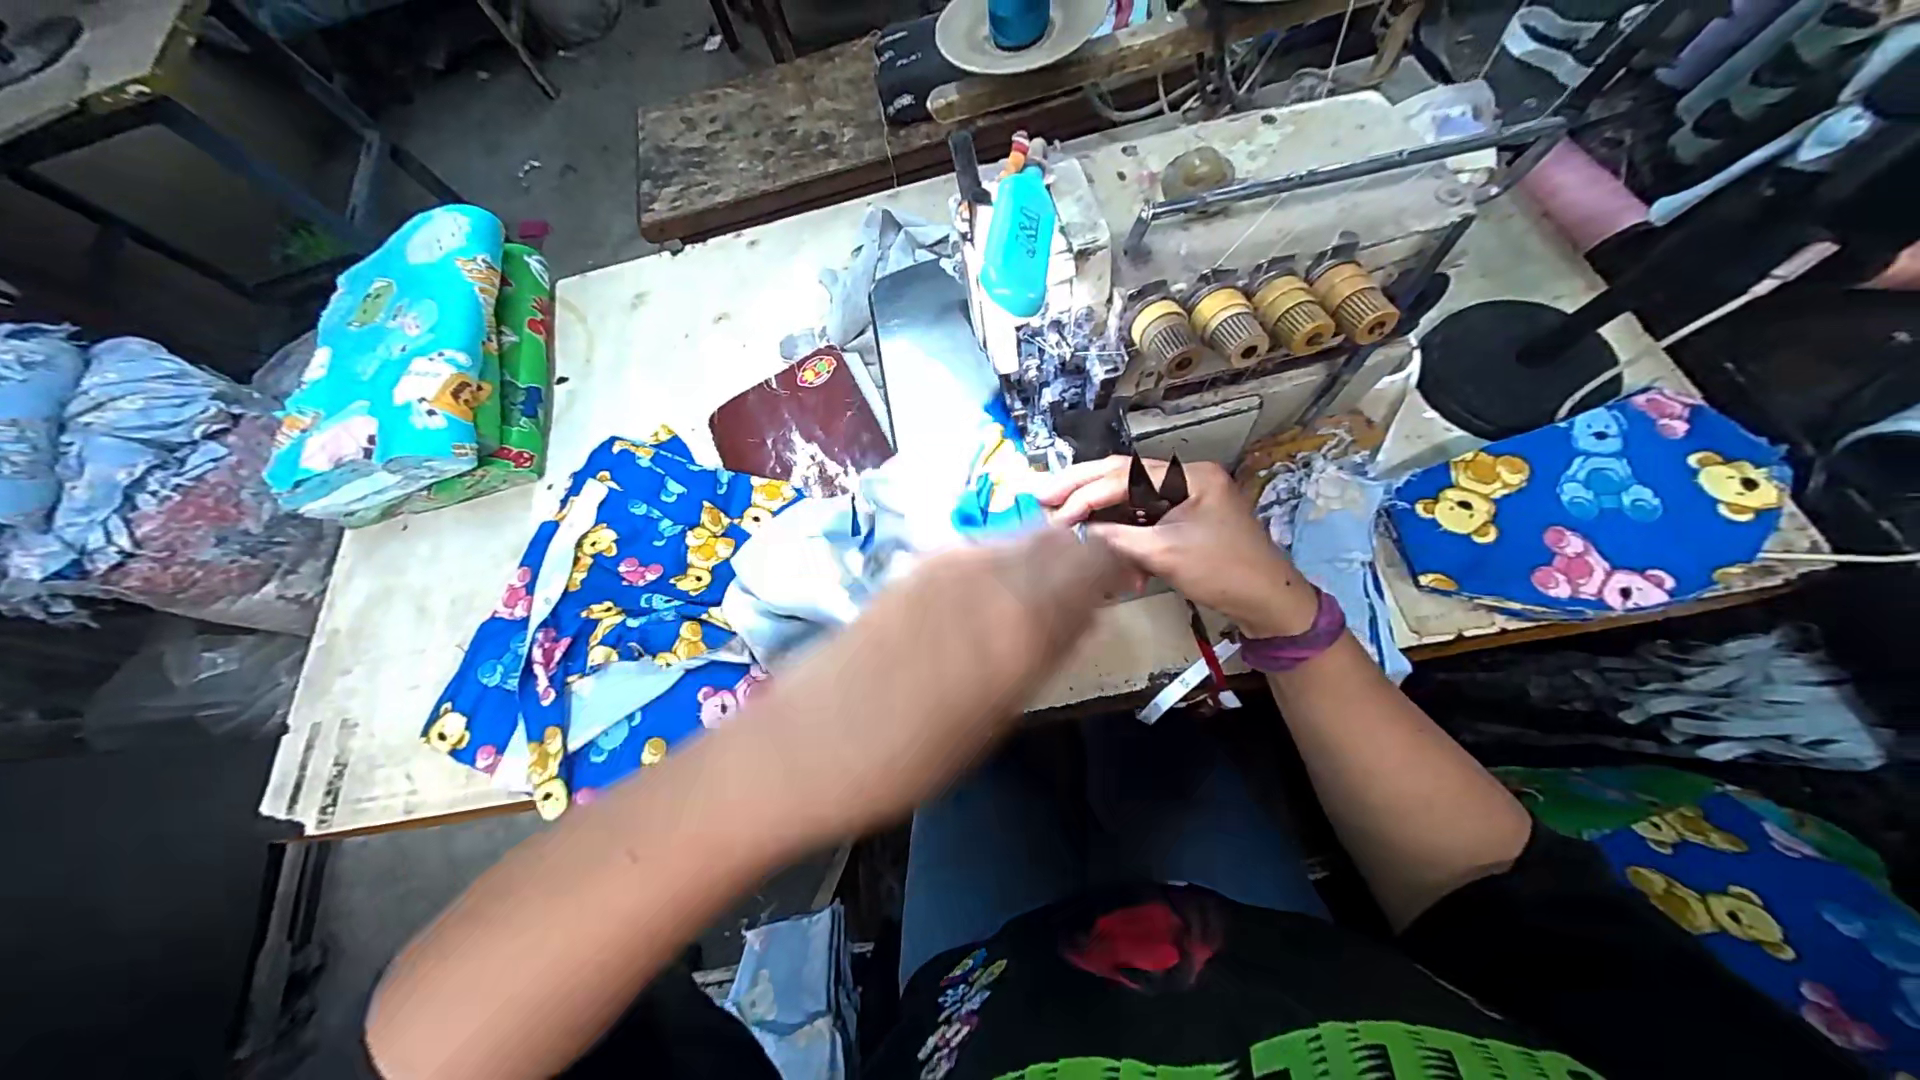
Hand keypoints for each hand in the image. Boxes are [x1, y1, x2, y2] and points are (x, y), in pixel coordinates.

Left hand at [741, 526, 1128, 839]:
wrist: (807, 742)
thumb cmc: (911, 757)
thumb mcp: (1000, 715)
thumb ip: (1048, 651)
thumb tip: (1086, 613)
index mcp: (1021, 616)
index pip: (1094, 559)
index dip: (1115, 566)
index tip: (1122, 585)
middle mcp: (987, 571)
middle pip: (1057, 539)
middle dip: (1081, 557)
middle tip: (1085, 592)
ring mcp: (946, 562)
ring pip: (1017, 540)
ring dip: (1041, 558)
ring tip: (1038, 599)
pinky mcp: (914, 566)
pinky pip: (979, 551)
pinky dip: (1001, 564)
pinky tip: (989, 601)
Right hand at [1035, 456, 1318, 637]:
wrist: (1269, 601)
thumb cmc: (1224, 572)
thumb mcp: (1166, 554)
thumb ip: (1118, 537)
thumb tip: (1080, 531)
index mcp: (1188, 476)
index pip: (1124, 476)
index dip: (1085, 495)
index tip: (1055, 515)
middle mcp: (1184, 478)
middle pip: (1123, 475)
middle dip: (1081, 487)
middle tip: (1042, 494)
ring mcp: (1183, 497)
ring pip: (1128, 496)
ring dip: (1097, 510)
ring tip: (1060, 515)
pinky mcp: (1181, 518)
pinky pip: (1141, 517)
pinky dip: (1119, 530)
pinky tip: (1099, 542)